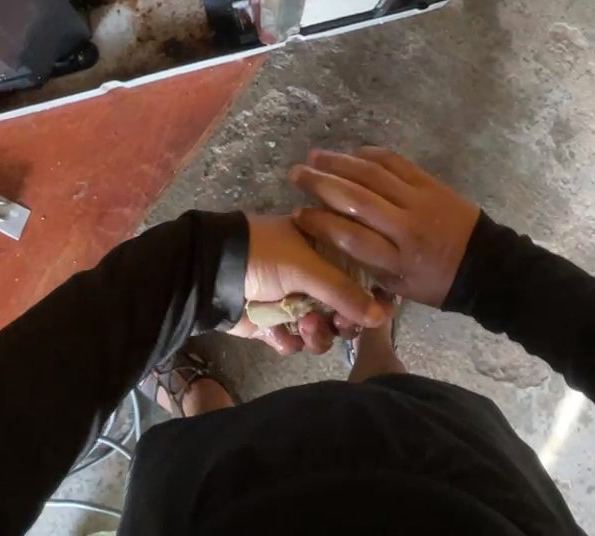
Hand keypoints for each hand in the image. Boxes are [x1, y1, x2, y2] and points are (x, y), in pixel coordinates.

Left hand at [228, 215, 387, 355]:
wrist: (211, 274)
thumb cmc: (263, 255)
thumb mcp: (307, 266)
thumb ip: (344, 291)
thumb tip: (383, 315)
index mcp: (327, 250)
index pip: (362, 275)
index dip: (372, 295)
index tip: (380, 311)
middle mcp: (316, 276)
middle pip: (346, 309)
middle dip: (344, 320)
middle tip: (338, 322)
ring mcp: (295, 301)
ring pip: (323, 331)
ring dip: (317, 334)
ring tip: (302, 325)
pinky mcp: (276, 324)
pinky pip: (295, 343)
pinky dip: (289, 341)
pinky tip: (277, 332)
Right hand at [290, 147, 480, 307]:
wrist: (485, 264)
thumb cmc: (437, 283)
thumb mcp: (398, 289)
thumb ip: (365, 267)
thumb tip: (329, 243)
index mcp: (396, 261)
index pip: (350, 238)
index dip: (319, 224)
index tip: (296, 214)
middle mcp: (405, 227)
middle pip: (355, 200)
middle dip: (321, 184)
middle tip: (296, 174)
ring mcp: (419, 200)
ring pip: (373, 175)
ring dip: (340, 163)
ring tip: (315, 157)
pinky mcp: (430, 183)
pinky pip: (396, 162)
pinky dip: (371, 155)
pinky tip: (351, 153)